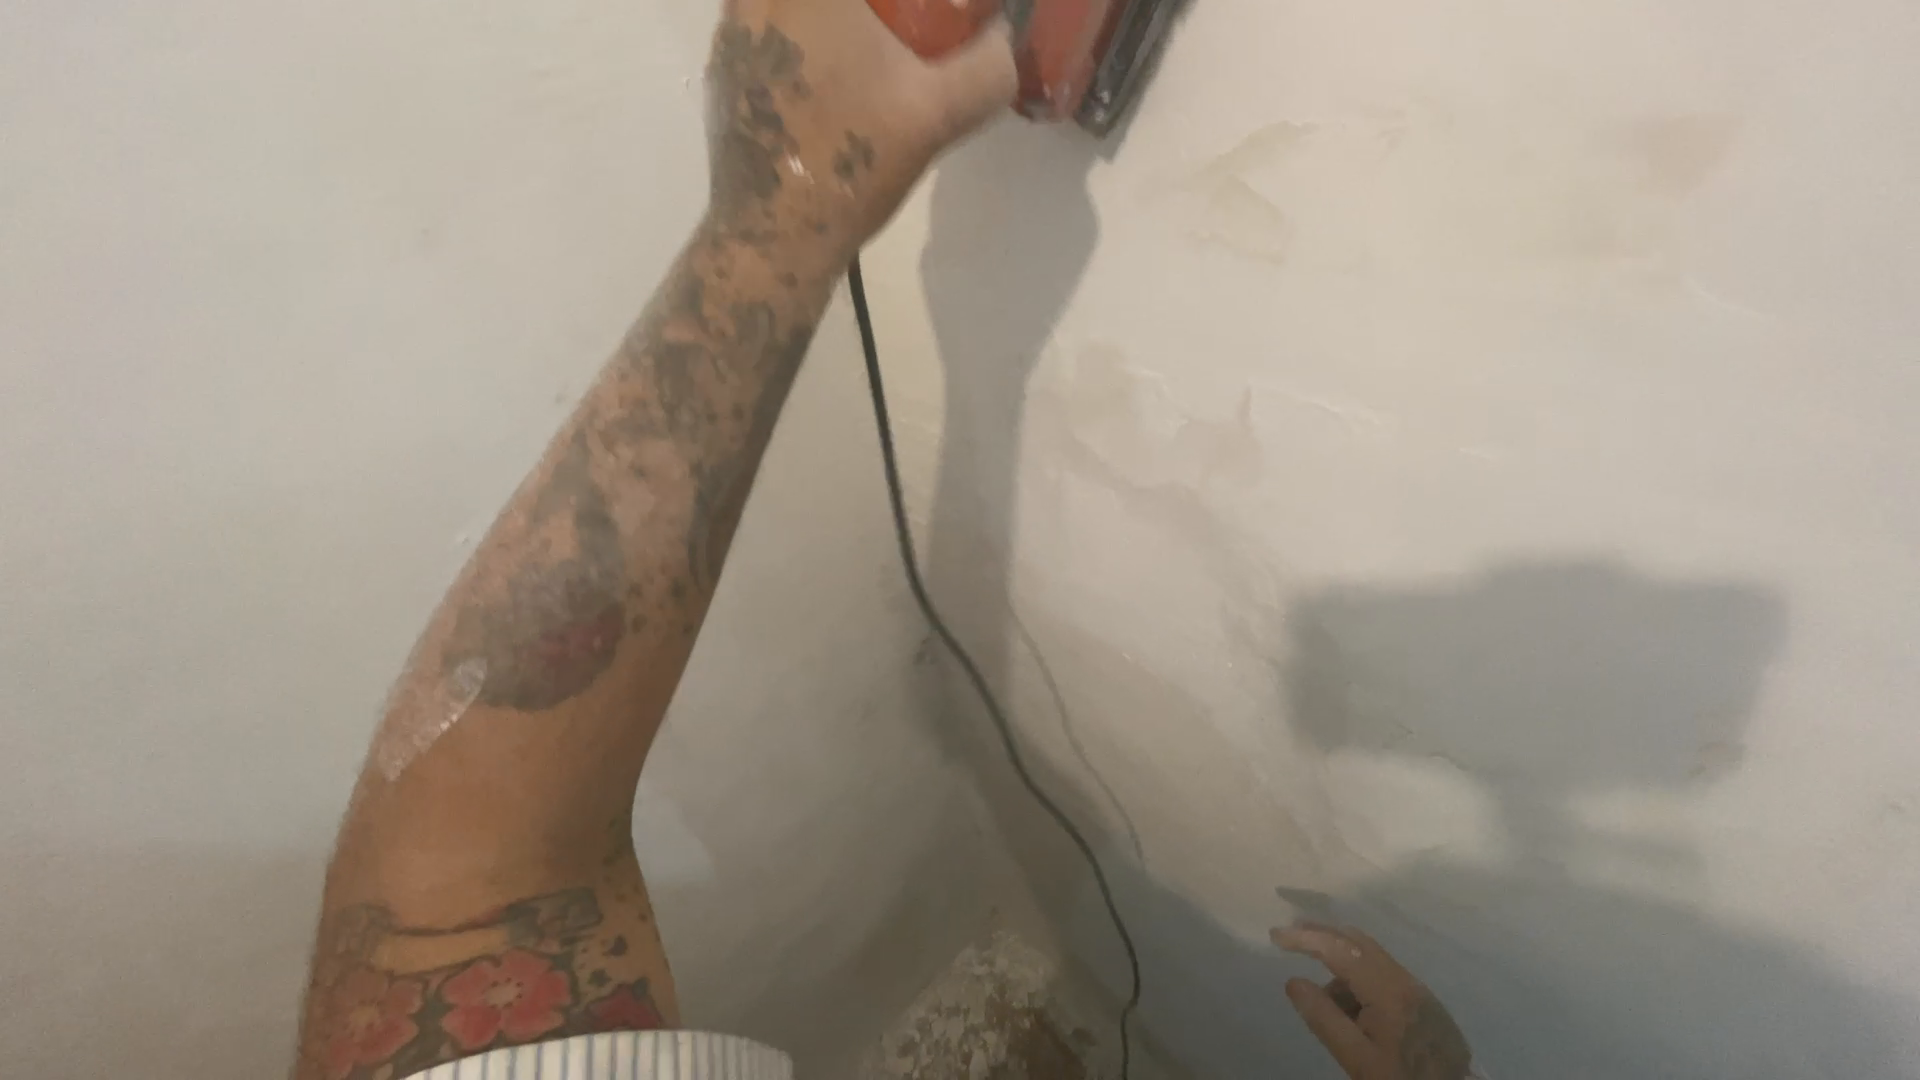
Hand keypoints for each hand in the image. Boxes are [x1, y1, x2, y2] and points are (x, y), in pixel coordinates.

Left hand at [703, 0, 1016, 265]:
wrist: (775, 237)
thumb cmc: (850, 168)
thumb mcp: (934, 119)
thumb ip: (985, 72)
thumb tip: (1008, 41)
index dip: (896, 7)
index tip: (911, 19)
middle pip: (830, 2)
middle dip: (868, 14)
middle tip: (896, 32)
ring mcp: (728, 34)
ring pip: (788, 8)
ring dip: (831, 26)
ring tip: (866, 59)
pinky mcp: (722, 74)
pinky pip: (764, 35)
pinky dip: (797, 48)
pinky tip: (826, 93)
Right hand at [1272, 921, 1474, 1079]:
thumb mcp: (1357, 1059)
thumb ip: (1323, 1018)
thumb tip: (1294, 982)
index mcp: (1388, 990)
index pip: (1338, 949)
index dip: (1304, 938)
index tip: (1275, 936)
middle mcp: (1405, 980)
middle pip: (1356, 941)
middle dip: (1321, 934)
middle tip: (1289, 937)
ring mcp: (1418, 991)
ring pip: (1370, 957)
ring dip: (1339, 959)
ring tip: (1319, 993)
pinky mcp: (1425, 1005)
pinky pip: (1383, 975)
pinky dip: (1358, 978)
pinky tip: (1349, 1007)